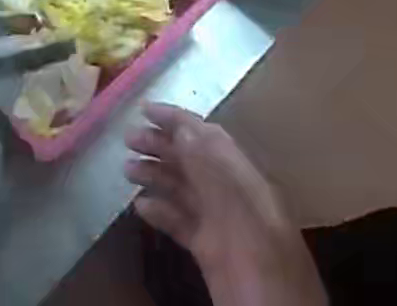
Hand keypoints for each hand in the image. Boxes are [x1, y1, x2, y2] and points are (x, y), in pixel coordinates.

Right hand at [126, 103, 325, 305]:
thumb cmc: (270, 287)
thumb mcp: (245, 228)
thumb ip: (216, 179)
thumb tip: (185, 130)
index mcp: (250, 188)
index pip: (211, 140)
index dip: (179, 121)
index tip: (144, 110)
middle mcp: (236, 202)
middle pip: (196, 161)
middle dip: (163, 145)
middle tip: (127, 139)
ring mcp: (225, 231)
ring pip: (187, 191)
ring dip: (158, 175)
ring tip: (126, 169)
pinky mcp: (214, 258)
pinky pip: (185, 225)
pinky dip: (163, 213)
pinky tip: (140, 208)